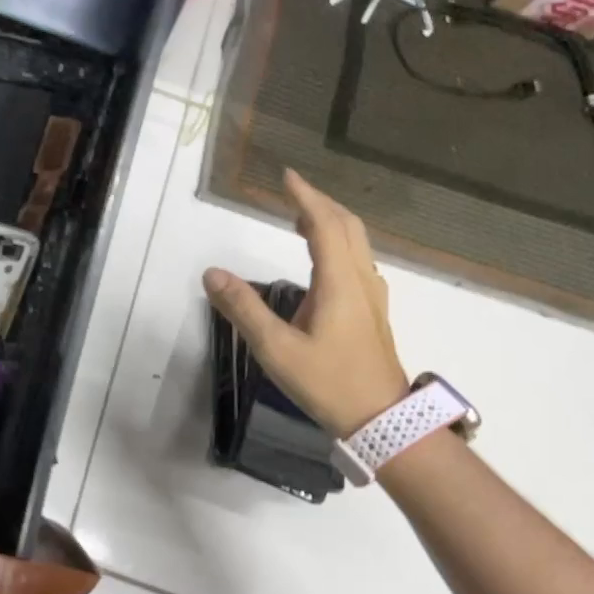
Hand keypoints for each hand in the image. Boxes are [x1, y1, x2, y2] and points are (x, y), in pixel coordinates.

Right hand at [203, 170, 408, 437]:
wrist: (381, 418)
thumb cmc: (329, 383)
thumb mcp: (277, 349)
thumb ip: (244, 310)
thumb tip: (212, 274)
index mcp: (340, 282)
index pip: (324, 224)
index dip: (305, 197)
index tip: (286, 175)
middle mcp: (361, 280)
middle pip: (347, 227)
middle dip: (320, 204)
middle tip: (291, 193)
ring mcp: (372, 297)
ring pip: (356, 244)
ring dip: (330, 223)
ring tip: (301, 219)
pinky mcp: (372, 313)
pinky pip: (356, 262)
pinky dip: (337, 245)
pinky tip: (322, 261)